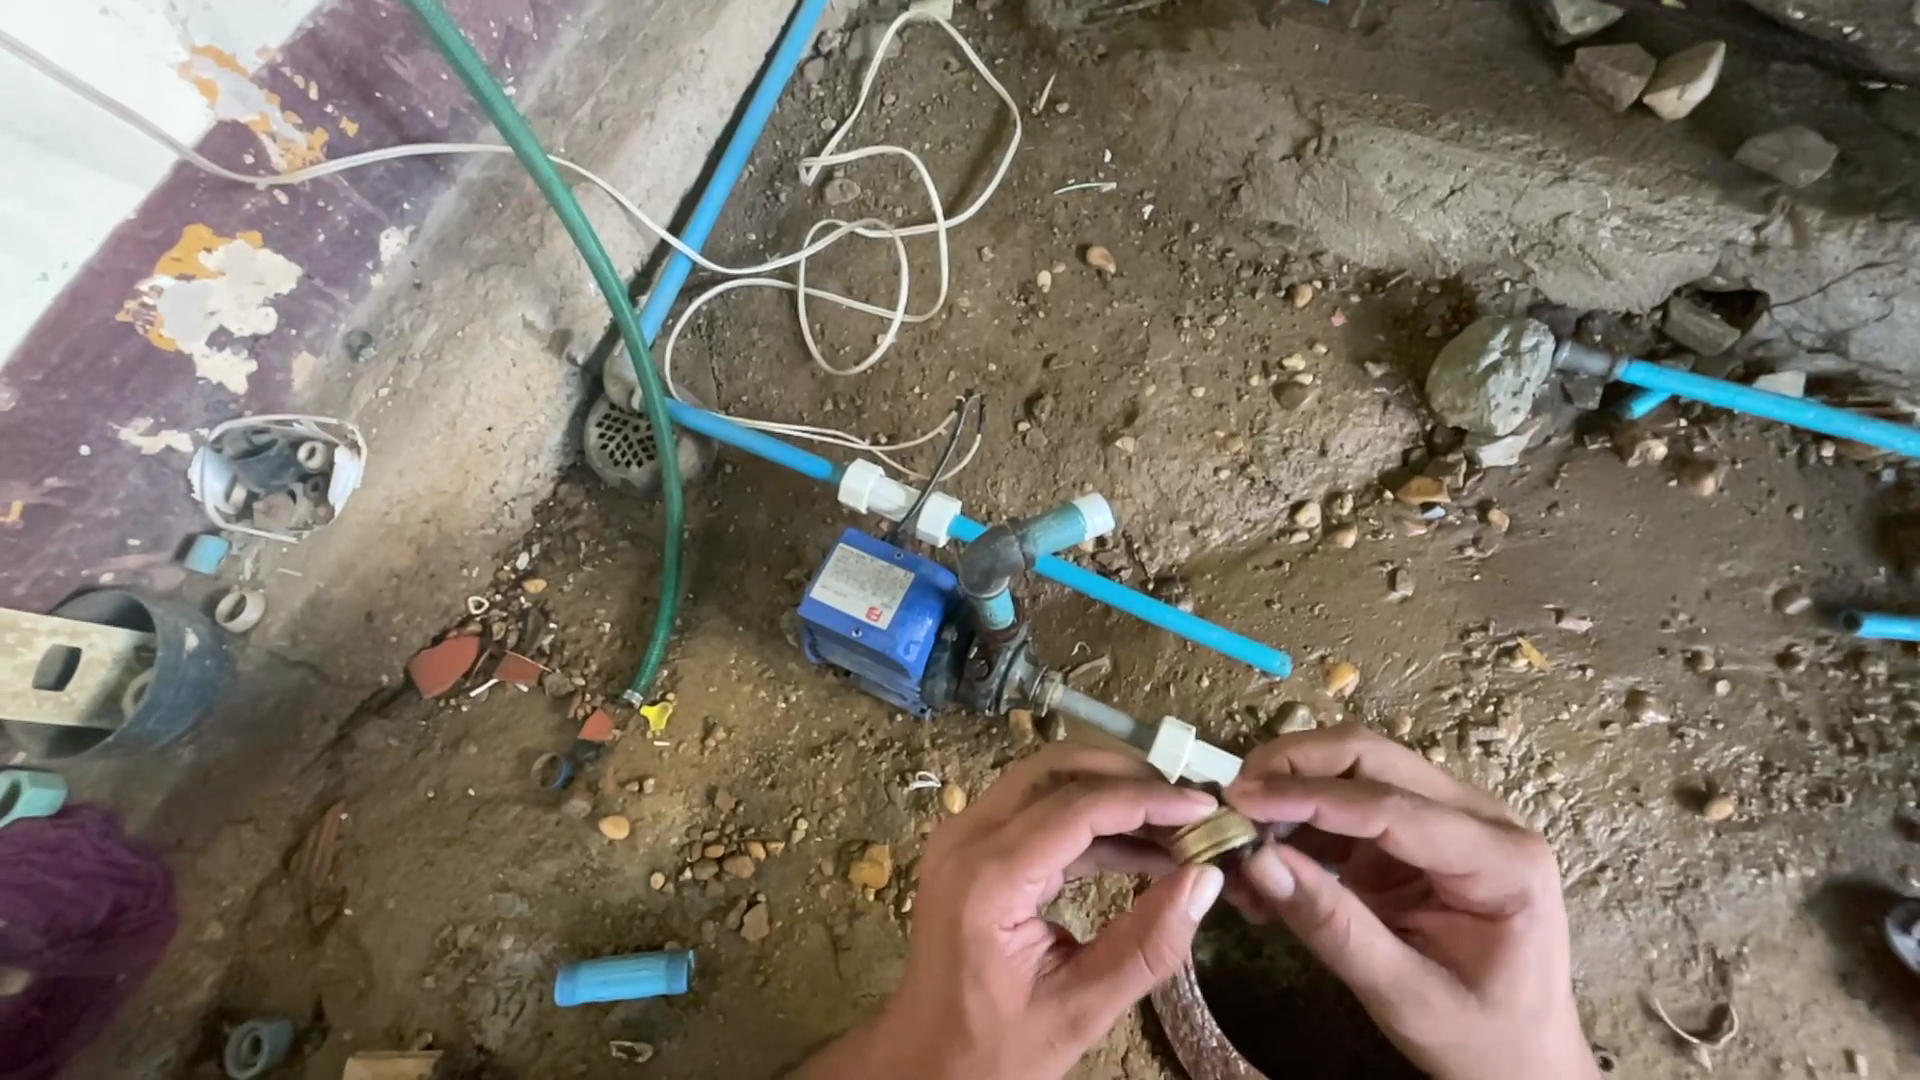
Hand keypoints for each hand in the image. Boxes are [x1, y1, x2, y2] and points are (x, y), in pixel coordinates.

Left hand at [795, 744, 1224, 1079]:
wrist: (923, 1057)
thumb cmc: (994, 1047)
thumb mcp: (1079, 1010)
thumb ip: (1147, 946)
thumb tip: (1205, 879)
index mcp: (988, 879)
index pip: (1076, 808)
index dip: (1146, 800)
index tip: (1204, 808)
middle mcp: (968, 837)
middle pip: (1055, 770)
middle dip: (1127, 777)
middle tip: (1187, 808)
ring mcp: (964, 834)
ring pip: (1046, 780)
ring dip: (1110, 793)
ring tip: (1174, 829)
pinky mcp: (972, 842)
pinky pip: (1036, 808)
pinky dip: (1088, 820)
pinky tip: (1138, 848)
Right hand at [1224, 724, 1598, 1079]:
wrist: (1525, 1064)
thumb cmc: (1483, 1041)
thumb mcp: (1407, 999)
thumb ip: (1333, 927)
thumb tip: (1255, 861)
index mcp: (1501, 859)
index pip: (1387, 804)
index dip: (1307, 797)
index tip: (1238, 802)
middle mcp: (1477, 816)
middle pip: (1366, 756)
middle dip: (1291, 767)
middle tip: (1232, 800)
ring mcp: (1442, 814)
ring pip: (1347, 764)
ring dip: (1286, 787)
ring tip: (1240, 834)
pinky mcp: (1408, 827)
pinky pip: (1339, 798)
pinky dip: (1294, 817)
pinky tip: (1263, 853)